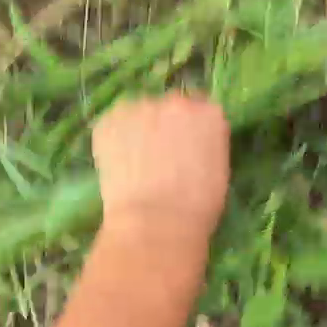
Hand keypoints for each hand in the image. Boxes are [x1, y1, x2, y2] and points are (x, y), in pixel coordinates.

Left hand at [92, 93, 230, 242]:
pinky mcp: (109, 122)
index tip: (184, 150)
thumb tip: (192, 148)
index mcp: (210, 115)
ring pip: (138, 116)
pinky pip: (112, 127)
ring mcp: (140, 109)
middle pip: (169, 108)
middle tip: (158, 160)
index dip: (190, 132)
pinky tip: (117, 168)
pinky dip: (112, 142)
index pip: (201, 111)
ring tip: (134, 166)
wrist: (155, 224)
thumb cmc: (196, 211)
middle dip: (164, 128)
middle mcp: (176, 103)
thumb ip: (206, 148)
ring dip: (137, 133)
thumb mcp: (217, 175)